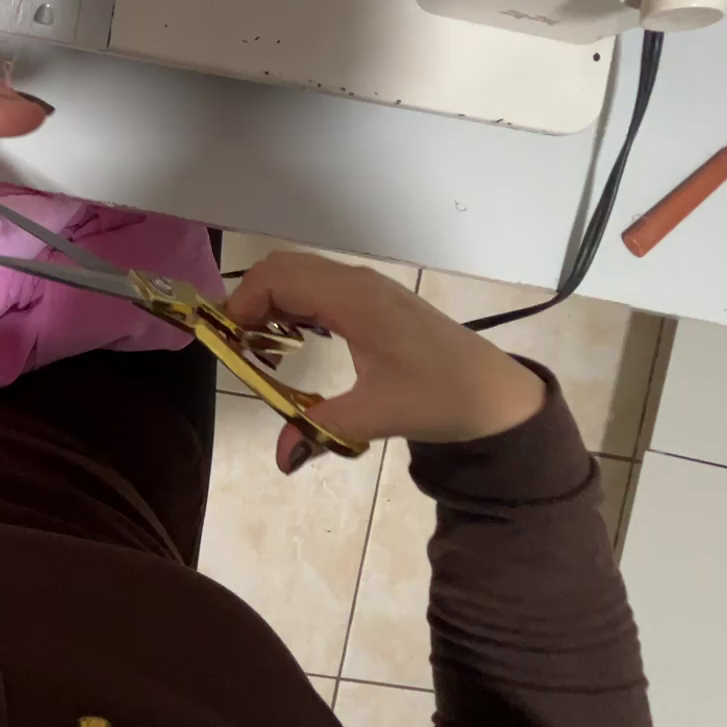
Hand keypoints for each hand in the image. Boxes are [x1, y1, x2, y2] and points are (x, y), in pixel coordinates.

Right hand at [225, 253, 545, 470]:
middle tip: (238, 342)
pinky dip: (289, 301)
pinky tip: (290, 337)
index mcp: (355, 300)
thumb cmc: (441, 397)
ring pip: (297, 271)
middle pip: (281, 267)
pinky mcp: (369, 297)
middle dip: (249, 298)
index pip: (278, 278)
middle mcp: (356, 283)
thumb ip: (320, 429)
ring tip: (258, 341)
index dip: (243, 303)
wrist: (497, 394)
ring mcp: (364, 287)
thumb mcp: (379, 415)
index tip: (229, 341)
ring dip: (268, 298)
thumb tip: (279, 460)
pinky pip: (314, 283)